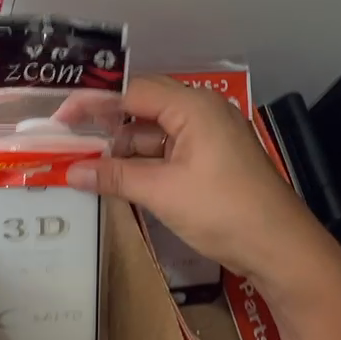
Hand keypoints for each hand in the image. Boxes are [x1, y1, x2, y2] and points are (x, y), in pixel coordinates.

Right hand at [64, 75, 329, 284]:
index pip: (132, 91)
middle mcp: (201, 112)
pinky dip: (141, 163)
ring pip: (153, 133)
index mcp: (193, 107)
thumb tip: (71, 172)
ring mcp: (208, 137)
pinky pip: (167, 152)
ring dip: (121, 148)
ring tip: (83, 162)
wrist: (281, 248)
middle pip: (141, 107)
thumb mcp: (162, 193)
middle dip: (104, 124)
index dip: (92, 102)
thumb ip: (114, 177)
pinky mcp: (210, 161)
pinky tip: (115, 177)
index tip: (59, 119)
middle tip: (66, 138)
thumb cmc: (224, 211)